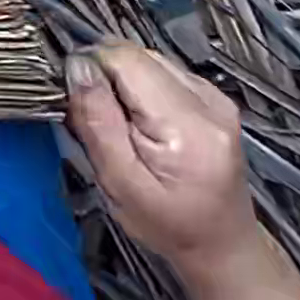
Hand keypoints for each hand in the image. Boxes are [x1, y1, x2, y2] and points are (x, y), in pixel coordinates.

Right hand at [66, 43, 255, 278]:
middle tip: (101, 118)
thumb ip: (97, 122)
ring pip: (146, 57)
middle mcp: (207, 99)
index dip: (93, 70)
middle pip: (136, 54)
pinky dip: (143, 85)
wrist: (221, 244)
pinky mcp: (212, 93)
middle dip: (107, 76)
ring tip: (124, 122)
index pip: (125, 59)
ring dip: (124, 80)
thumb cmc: (168, 225)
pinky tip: (145, 119)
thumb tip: (78, 67)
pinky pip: (162, 69)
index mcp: (187, 126)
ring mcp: (213, 93)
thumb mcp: (121, 185)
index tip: (81, 102)